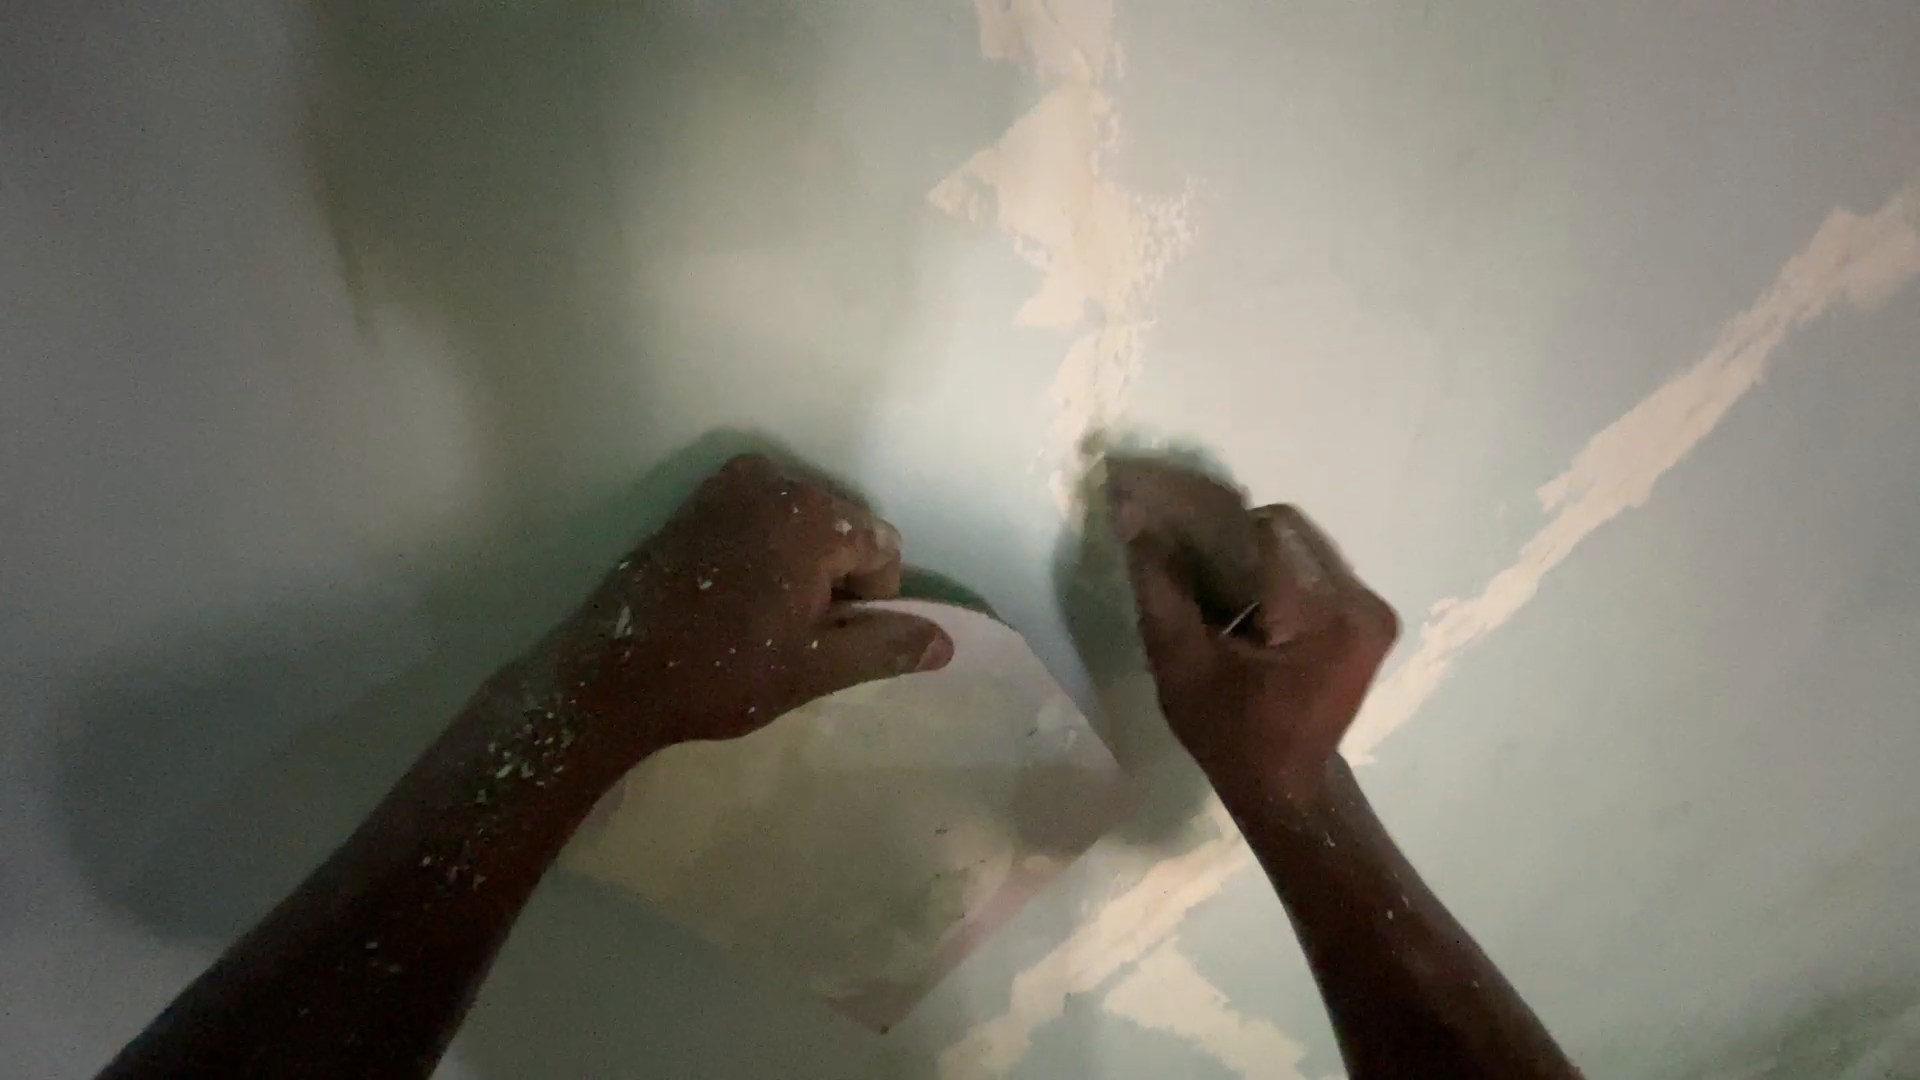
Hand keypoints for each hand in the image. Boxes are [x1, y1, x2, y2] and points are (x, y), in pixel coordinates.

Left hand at [567, 454, 952, 761]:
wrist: (610, 675)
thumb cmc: (721, 673)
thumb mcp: (815, 668)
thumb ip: (886, 647)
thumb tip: (947, 643)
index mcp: (813, 516)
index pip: (883, 549)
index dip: (868, 600)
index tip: (825, 636)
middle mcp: (776, 480)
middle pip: (846, 529)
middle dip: (836, 578)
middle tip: (792, 628)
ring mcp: (732, 482)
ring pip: (807, 523)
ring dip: (803, 565)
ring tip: (762, 613)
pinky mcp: (701, 497)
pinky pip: (766, 515)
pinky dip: (770, 547)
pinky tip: (736, 591)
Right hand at [1116, 497, 1397, 804]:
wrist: (1287, 787)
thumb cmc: (1229, 734)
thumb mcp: (1179, 662)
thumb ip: (1157, 583)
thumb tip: (1130, 513)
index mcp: (1321, 615)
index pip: (1261, 528)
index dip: (1204, 514)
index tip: (1161, 515)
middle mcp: (1360, 600)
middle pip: (1282, 528)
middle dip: (1224, 531)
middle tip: (1178, 549)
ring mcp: (1370, 606)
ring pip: (1296, 540)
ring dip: (1245, 546)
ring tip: (1202, 569)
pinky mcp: (1367, 614)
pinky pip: (1309, 562)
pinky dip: (1267, 565)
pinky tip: (1236, 590)